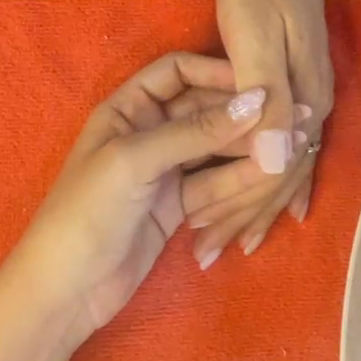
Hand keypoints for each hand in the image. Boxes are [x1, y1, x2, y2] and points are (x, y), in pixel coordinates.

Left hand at [9, 53, 277, 340]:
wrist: (66, 289)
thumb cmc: (87, 212)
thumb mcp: (135, 161)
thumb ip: (194, 131)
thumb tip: (256, 100)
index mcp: (126, 107)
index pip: (178, 72)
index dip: (217, 71)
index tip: (262, 82)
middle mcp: (147, 131)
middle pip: (203, 109)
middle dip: (242, 114)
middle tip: (294, 118)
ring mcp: (163, 169)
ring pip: (215, 149)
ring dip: (250, 148)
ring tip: (294, 147)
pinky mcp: (177, 205)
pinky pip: (215, 184)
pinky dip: (240, 181)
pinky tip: (271, 177)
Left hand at [210, 0, 335, 261]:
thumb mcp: (255, 37)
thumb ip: (260, 101)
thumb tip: (275, 163)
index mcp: (293, 97)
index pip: (270, 166)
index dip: (240, 203)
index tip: (209, 237)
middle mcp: (302, 107)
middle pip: (273, 175)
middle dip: (242, 215)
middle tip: (211, 256)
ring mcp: (298, 101)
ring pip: (275, 168)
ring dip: (251, 206)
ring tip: (228, 246)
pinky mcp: (292, 89)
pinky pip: (279, 147)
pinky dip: (266, 180)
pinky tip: (267, 209)